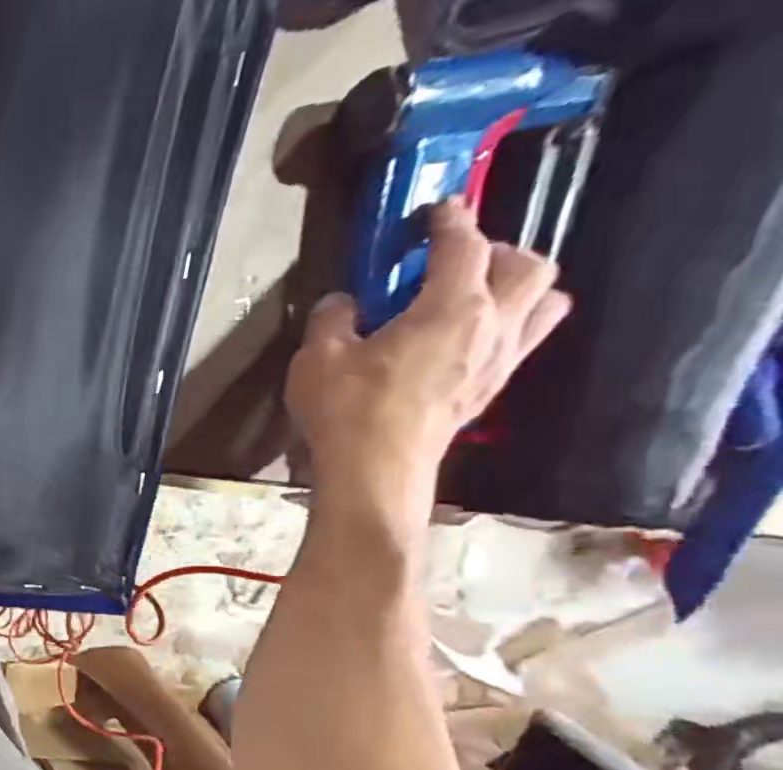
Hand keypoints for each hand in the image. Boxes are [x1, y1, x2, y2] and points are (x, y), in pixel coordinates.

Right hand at [285, 197, 571, 503]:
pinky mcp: (491, 388)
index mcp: (452, 308)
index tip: (438, 208)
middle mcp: (492, 325)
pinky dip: (503, 324)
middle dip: (496, 252)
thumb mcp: (317, 357)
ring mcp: (500, 360)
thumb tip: (344, 302)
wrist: (376, 470)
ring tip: (471, 297)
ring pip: (542, 302)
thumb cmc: (347, 408)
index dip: (450, 221)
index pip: (464, 246)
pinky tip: (461, 339)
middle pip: (529, 266)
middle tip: (453, 261)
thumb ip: (332, 318)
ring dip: (515, 288)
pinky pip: (521, 340)